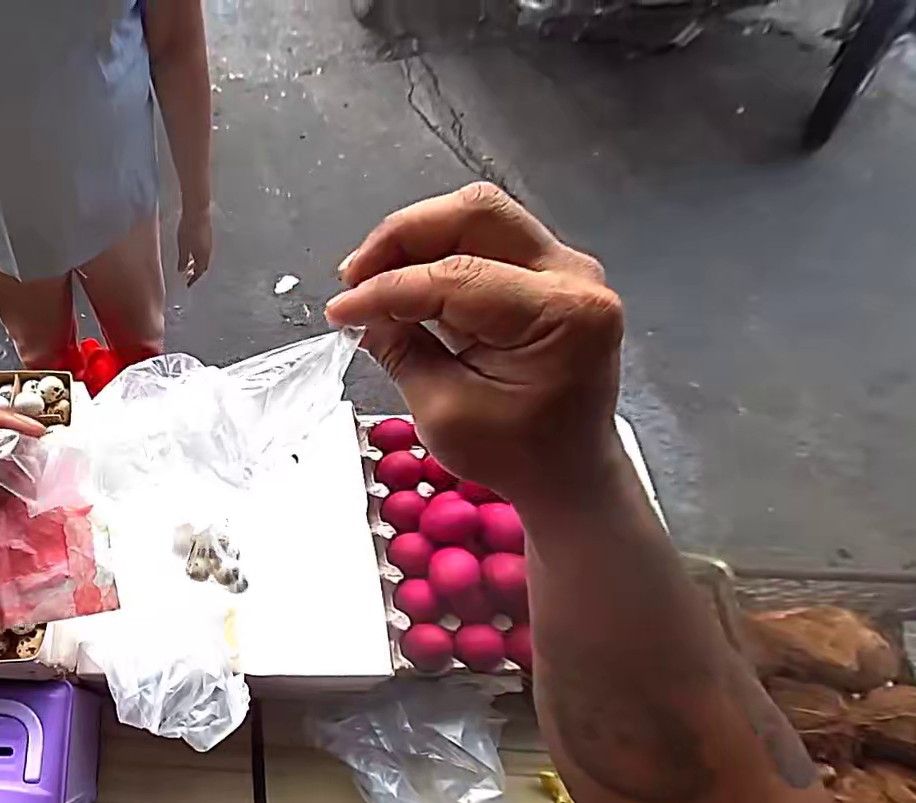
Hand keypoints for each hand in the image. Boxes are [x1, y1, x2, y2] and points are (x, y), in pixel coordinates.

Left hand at [177, 206, 212, 285]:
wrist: (197, 211)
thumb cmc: (189, 228)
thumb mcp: (183, 248)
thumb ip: (183, 261)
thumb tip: (182, 271)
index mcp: (202, 258)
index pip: (198, 273)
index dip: (193, 280)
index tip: (188, 284)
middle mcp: (208, 253)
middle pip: (202, 267)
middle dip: (195, 272)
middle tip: (188, 276)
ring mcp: (208, 244)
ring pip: (203, 258)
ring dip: (196, 263)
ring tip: (188, 264)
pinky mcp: (207, 236)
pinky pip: (203, 250)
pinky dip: (197, 255)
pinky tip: (192, 252)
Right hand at [326, 182, 623, 503]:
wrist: (568, 475)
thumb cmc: (515, 458)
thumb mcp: (444, 414)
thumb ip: (403, 353)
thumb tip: (362, 311)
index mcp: (559, 316)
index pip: (456, 277)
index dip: (386, 290)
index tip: (341, 310)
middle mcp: (574, 277)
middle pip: (476, 215)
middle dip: (402, 237)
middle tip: (354, 275)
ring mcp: (567, 271)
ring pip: (480, 220)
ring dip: (417, 242)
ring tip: (371, 279)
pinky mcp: (551, 279)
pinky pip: (489, 245)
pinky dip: (439, 257)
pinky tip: (406, 283)